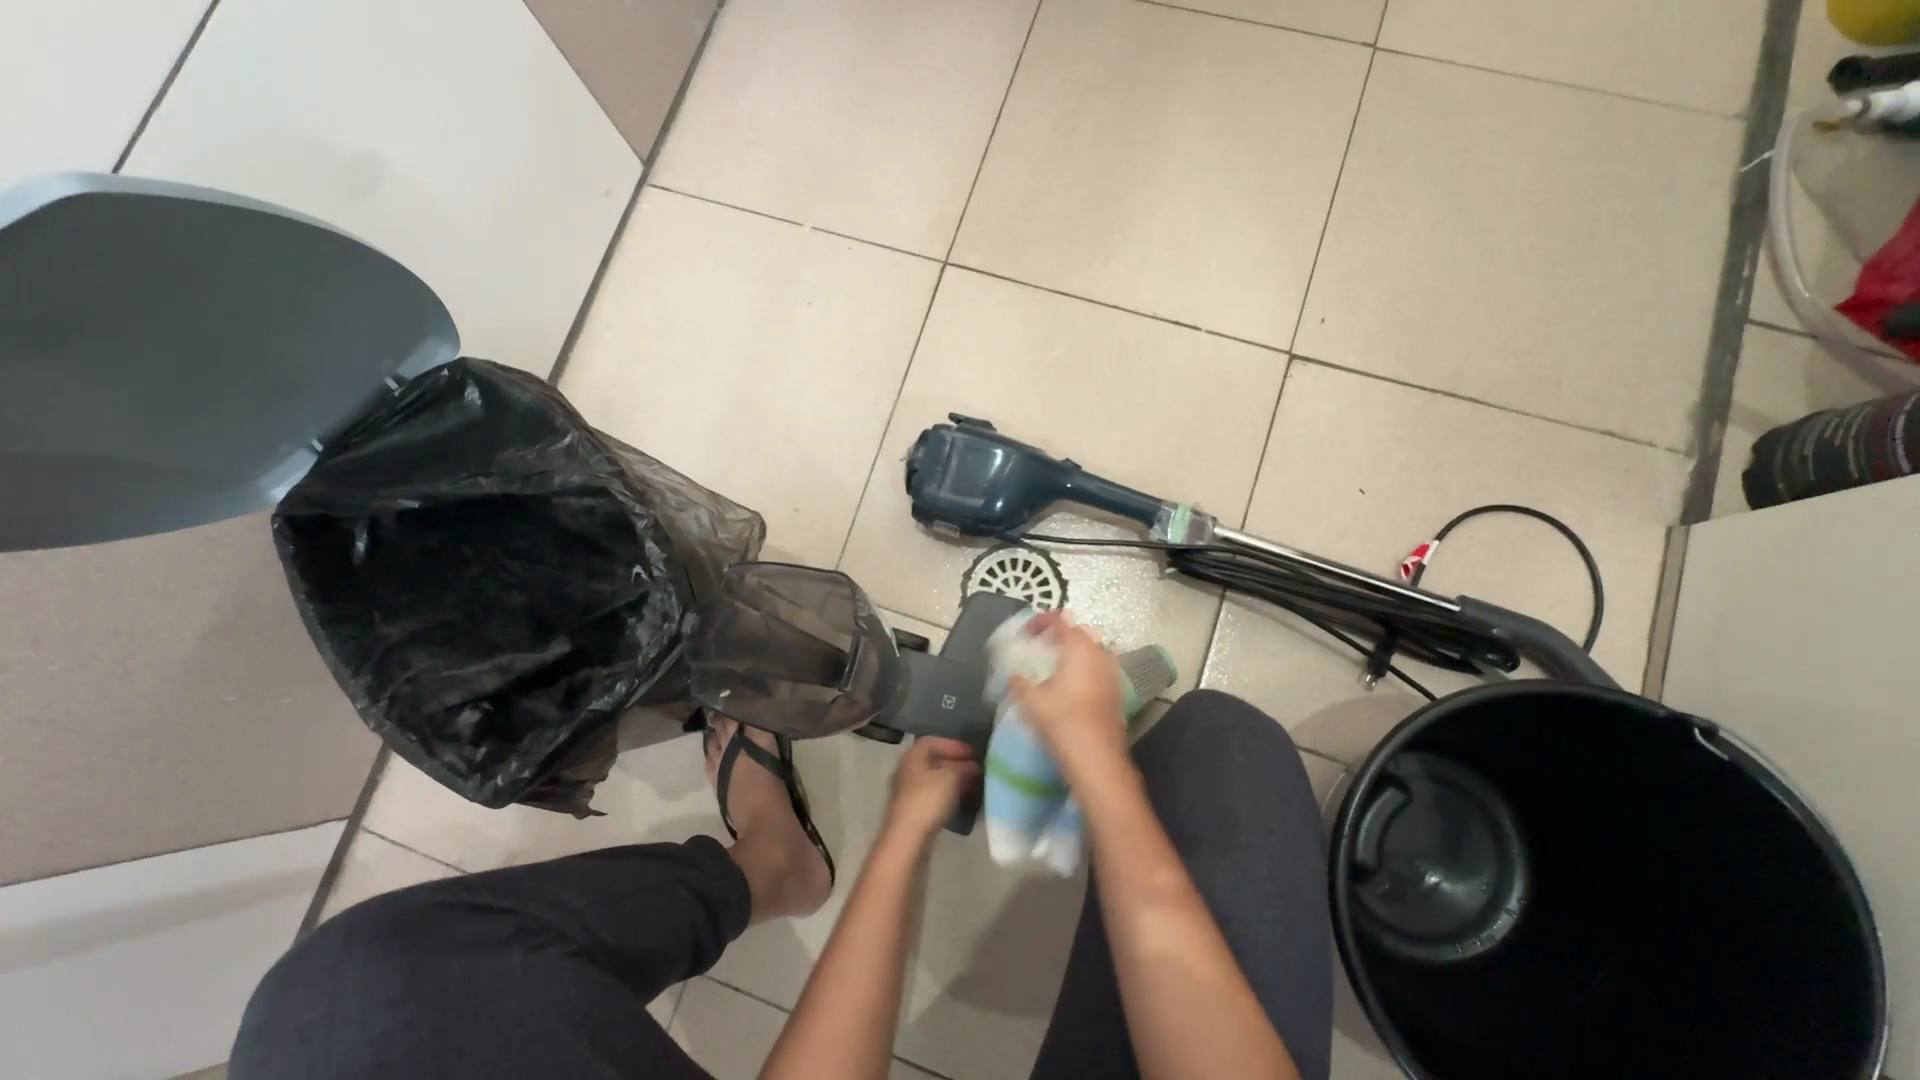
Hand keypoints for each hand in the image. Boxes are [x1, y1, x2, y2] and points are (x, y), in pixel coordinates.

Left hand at [885, 737, 980, 841]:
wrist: (908, 837)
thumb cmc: (929, 799)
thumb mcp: (951, 777)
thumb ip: (964, 767)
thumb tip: (973, 765)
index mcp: (913, 756)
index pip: (933, 741)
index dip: (954, 745)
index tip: (974, 753)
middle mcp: (908, 770)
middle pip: (934, 760)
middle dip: (958, 763)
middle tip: (978, 769)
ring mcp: (909, 791)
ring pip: (936, 779)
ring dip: (955, 780)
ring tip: (975, 784)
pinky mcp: (914, 810)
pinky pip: (934, 795)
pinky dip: (949, 794)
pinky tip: (964, 800)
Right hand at [1007, 611, 1130, 776]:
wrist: (1097, 758)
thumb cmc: (1063, 722)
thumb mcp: (1031, 701)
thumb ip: (1020, 682)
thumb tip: (1015, 677)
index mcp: (1079, 648)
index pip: (1060, 621)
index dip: (1040, 621)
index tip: (1026, 632)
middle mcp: (1100, 653)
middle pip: (1078, 633)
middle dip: (1058, 636)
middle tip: (1038, 648)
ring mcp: (1112, 672)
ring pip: (1091, 651)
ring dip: (1072, 653)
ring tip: (1053, 667)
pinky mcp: (1116, 690)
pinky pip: (1097, 667)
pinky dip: (1083, 668)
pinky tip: (1070, 686)